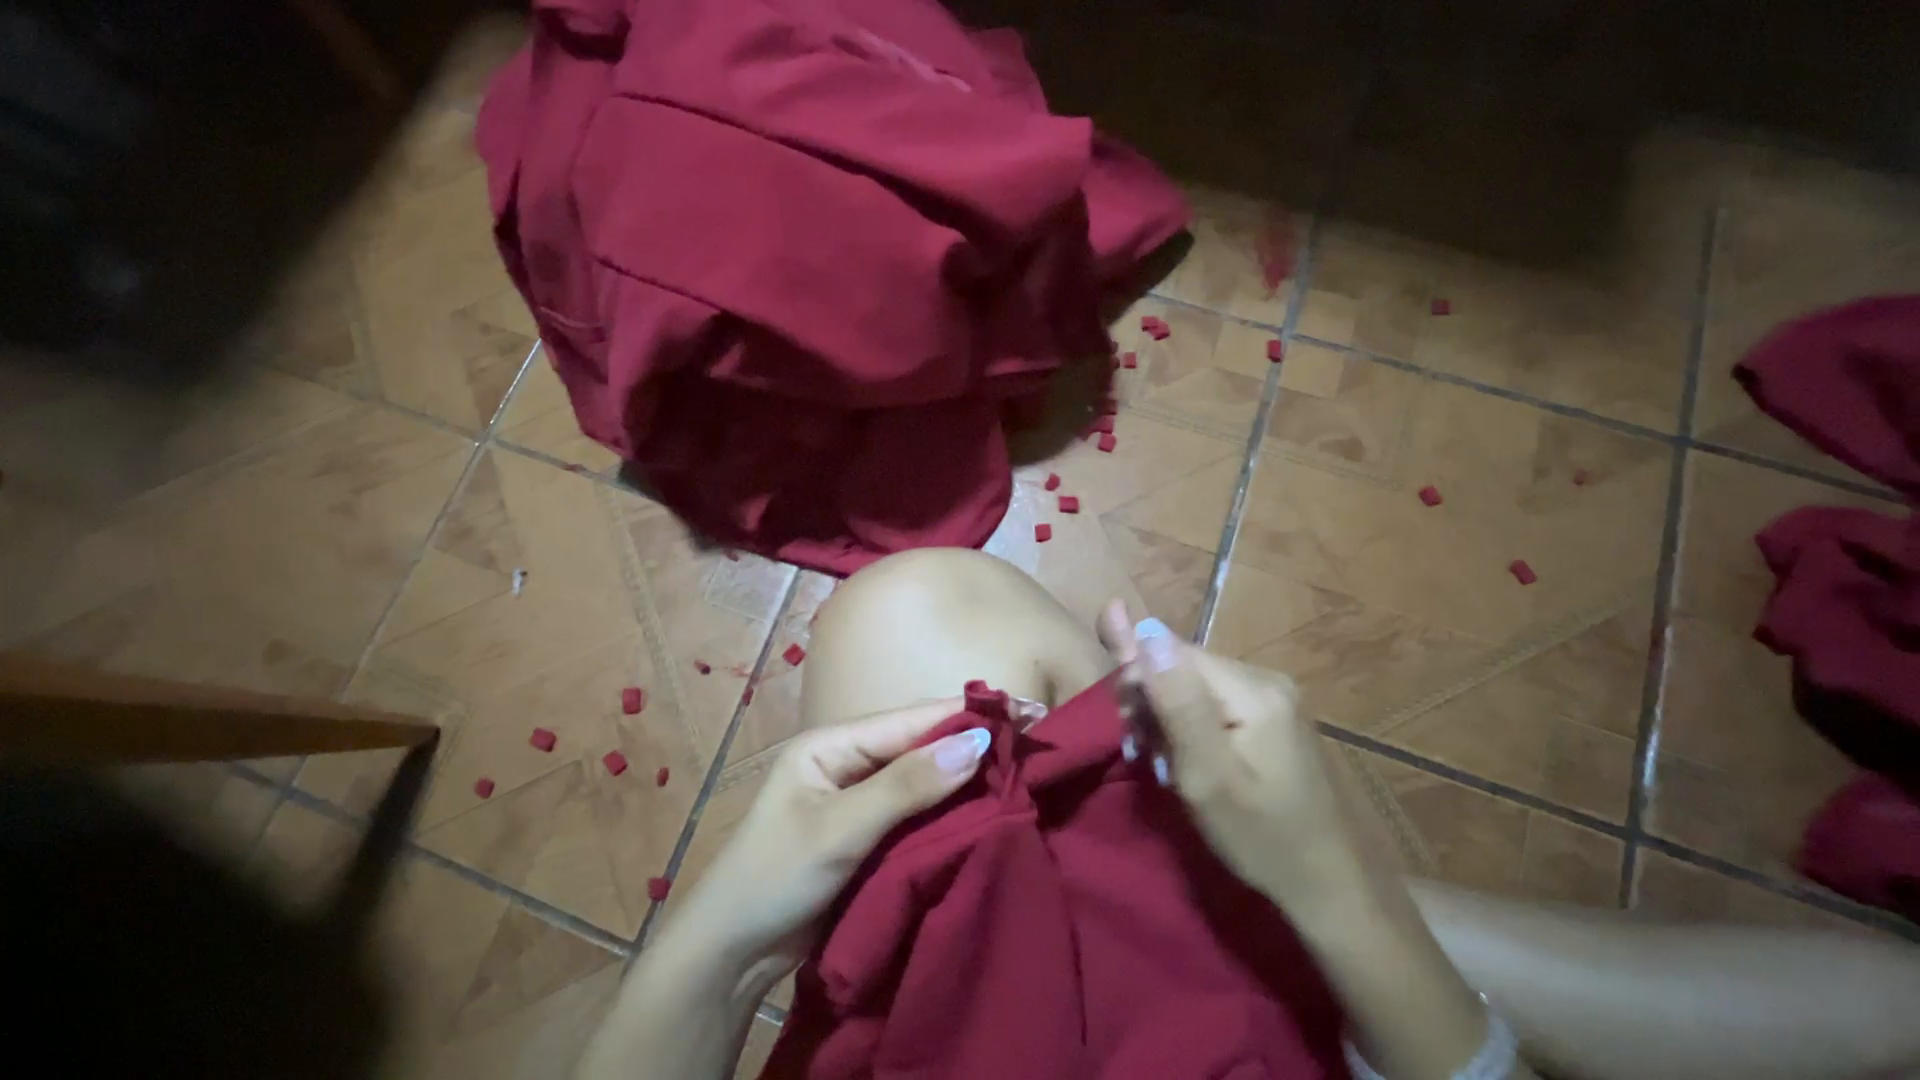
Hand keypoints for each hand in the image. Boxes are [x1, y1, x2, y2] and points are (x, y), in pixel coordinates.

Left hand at [666, 698, 1002, 982]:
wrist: (732, 952)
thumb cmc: (776, 877)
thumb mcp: (841, 828)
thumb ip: (907, 785)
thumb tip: (978, 741)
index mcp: (832, 743)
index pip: (913, 720)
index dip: (970, 715)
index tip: (1030, 713)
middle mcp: (847, 761)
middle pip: (921, 744)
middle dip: (974, 743)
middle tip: (1037, 744)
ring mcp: (857, 799)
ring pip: (922, 778)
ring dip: (966, 777)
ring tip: (1024, 773)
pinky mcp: (866, 834)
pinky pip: (916, 811)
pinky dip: (949, 808)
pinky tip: (985, 809)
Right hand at [1096, 601, 1362, 904]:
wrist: (1327, 882)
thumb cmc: (1261, 838)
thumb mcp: (1208, 777)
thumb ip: (1178, 703)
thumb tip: (1147, 631)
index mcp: (1254, 689)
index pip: (1173, 652)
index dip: (1139, 681)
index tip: (1129, 730)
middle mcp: (1268, 678)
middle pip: (1185, 666)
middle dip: (1153, 702)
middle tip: (1143, 754)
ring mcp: (1275, 696)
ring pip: (1196, 684)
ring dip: (1168, 717)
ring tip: (1164, 764)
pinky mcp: (1274, 715)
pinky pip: (1215, 701)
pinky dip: (1191, 726)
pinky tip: (1188, 759)